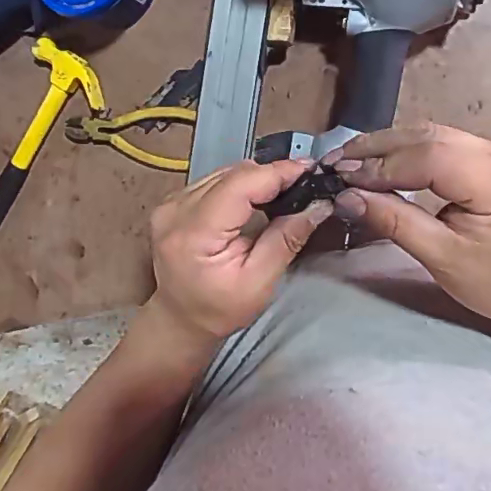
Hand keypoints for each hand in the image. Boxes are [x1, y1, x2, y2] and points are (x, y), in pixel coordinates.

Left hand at [147, 158, 332, 342]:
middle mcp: (177, 209)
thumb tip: (318, 206)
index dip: (277, 173)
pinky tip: (258, 197)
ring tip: (285, 190)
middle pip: (234, 174)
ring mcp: (172, 203)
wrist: (179, 320)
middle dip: (271, 175)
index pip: (240, 184)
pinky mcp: (175, 201)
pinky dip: (242, 184)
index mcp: (194, 232)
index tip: (310, 170)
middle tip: (305, 183)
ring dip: (257, 178)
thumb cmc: (218, 309)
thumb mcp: (259, 283)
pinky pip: (216, 180)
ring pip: (226, 172)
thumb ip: (286, 240)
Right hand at [324, 124, 490, 331]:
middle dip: (383, 146)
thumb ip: (395, 220)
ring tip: (357, 158)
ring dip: (398, 146)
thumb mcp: (443, 258)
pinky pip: (456, 145)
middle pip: (436, 137)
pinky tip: (393, 159)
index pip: (432, 157)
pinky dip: (420, 151)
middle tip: (340, 159)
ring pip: (443, 136)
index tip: (341, 173)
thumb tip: (347, 195)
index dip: (383, 164)